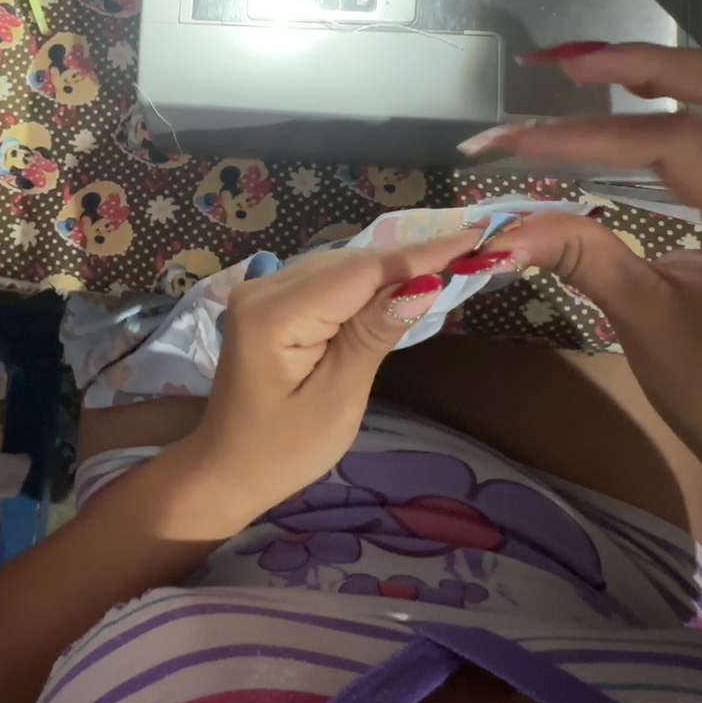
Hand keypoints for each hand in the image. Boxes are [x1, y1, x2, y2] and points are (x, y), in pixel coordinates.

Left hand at [180, 230, 490, 527]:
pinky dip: (361, 281)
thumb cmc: (282, 450)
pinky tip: (395, 283)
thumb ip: (373, 335)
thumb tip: (423, 284)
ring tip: (448, 260)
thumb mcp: (337, 399)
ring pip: (337, 267)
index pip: (358, 272)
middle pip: (347, 263)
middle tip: (473, 249)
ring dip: (388, 267)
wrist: (226, 466)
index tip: (475, 236)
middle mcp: (261, 289)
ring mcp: (259, 292)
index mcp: (272, 314)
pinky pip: (322, 281)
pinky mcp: (266, 303)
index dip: (417, 255)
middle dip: (408, 257)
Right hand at [469, 44, 701, 505]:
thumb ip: (579, 253)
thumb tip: (501, 222)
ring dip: (698, 74)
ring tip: (618, 74)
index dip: (584, 133)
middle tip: (571, 65)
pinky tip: (673, 111)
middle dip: (654, 65)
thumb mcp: (645, 323)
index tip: (508, 137)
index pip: (678, 142)